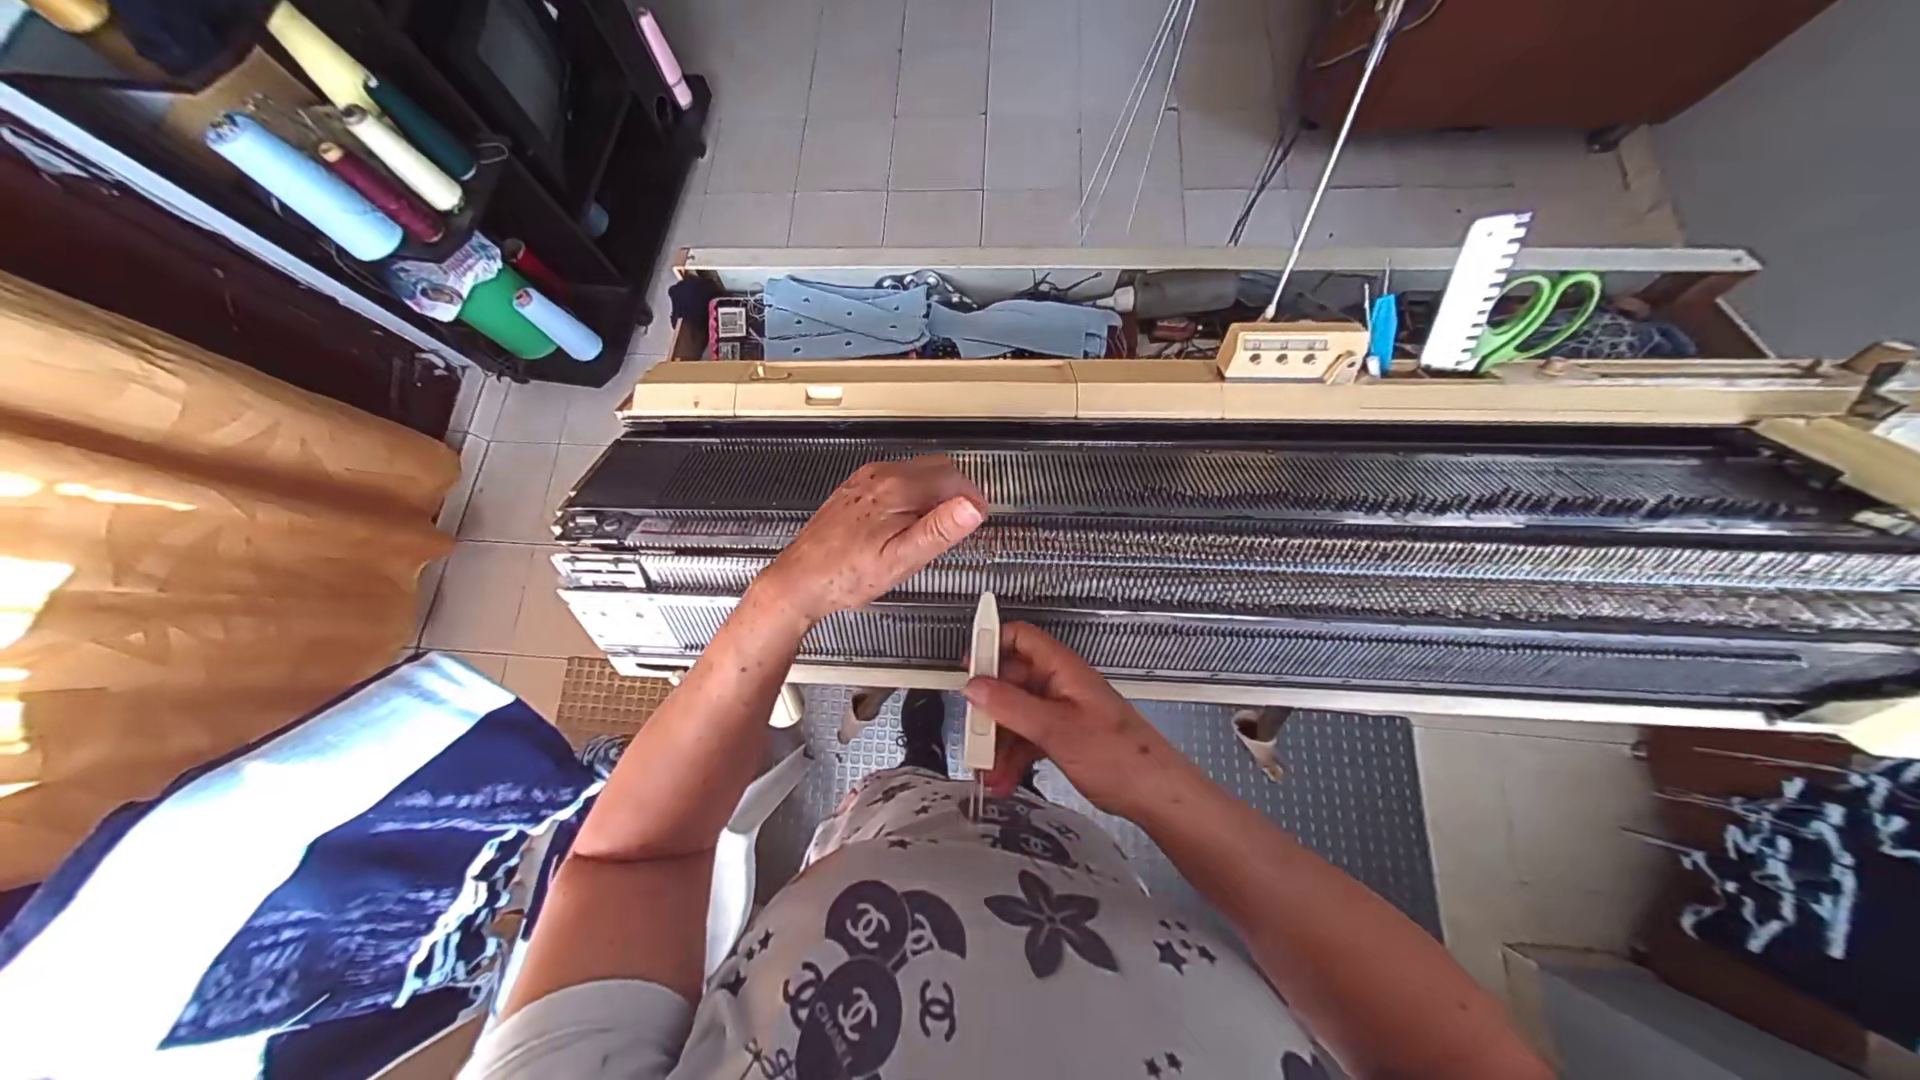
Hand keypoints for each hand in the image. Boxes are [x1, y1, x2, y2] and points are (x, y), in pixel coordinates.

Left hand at [750, 455, 986, 624]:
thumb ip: (940, 529)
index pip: (953, 478)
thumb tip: (970, 507)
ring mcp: (865, 481)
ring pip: (915, 473)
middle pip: (937, 468)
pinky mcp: (855, 491)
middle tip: (963, 521)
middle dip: (956, 491)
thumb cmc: (844, 575)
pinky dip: (911, 495)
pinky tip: (906, 524)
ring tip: (936, 526)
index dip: (972, 498)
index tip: (978, 517)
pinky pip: (895, 481)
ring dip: (934, 492)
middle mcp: (879, 476)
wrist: (800, 580)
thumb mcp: (902, 559)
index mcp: (897, 489)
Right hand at [966, 622, 1196, 820]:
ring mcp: (1060, 712)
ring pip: (1014, 716)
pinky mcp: (1061, 737)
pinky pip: (1025, 738)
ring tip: (988, 771)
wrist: (1155, 795)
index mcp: (1063, 669)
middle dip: (988, 710)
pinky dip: (1012, 758)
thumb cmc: (1124, 756)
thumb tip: (976, 686)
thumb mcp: (1057, 729)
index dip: (991, 646)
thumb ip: (1012, 706)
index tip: (967, 667)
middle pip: (1009, 682)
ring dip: (997, 742)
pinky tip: (1004, 779)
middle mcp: (1059, 686)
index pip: (1019, 638)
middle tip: (975, 734)